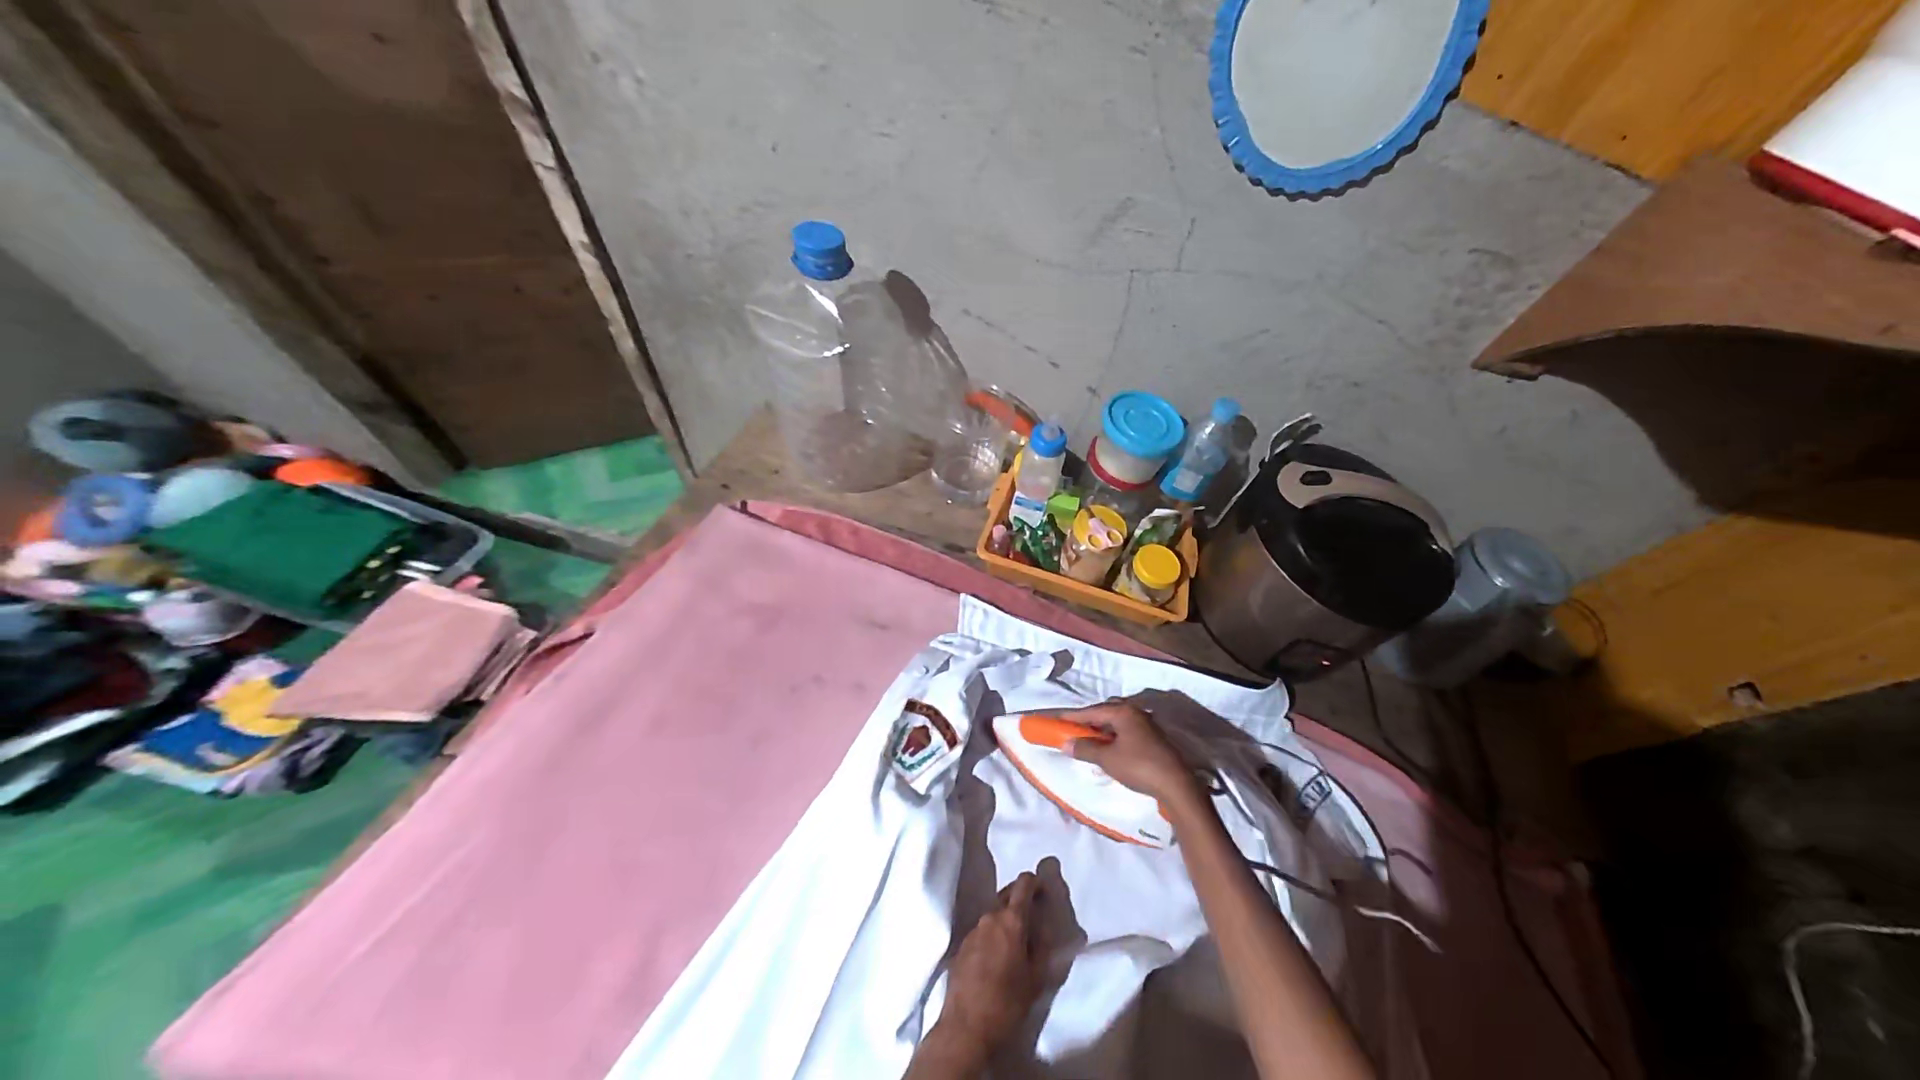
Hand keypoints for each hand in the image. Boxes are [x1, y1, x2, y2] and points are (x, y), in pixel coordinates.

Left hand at [931, 872, 1045, 1060]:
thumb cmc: (1007, 1004)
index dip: (1035, 882)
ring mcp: (972, 931)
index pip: (1023, 884)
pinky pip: (982, 930)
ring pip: (994, 914)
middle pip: (1007, 895)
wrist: (965, 1028)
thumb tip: (1045, 926)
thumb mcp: (1036, 978)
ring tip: (1018, 941)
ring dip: (1007, 919)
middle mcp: (989, 918)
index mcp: (1011, 921)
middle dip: (1021, 899)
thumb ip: (1043, 946)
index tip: (1044, 891)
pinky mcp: (961, 946)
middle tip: (1035, 916)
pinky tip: (998, 956)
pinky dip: (993, 934)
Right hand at [1059, 702, 1199, 806]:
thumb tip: (1066, 743)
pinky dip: (1113, 737)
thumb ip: (1085, 748)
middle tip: (1073, 730)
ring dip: (1101, 730)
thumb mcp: (1107, 759)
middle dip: (1088, 720)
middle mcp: (1135, 712)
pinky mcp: (1153, 738)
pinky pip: (1126, 731)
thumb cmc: (1138, 766)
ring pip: (1117, 722)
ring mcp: (1146, 725)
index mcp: (1123, 712)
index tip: (1056, 718)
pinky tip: (1108, 748)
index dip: (1072, 716)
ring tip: (1087, 740)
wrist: (1176, 785)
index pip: (1091, 711)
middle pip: (1105, 712)